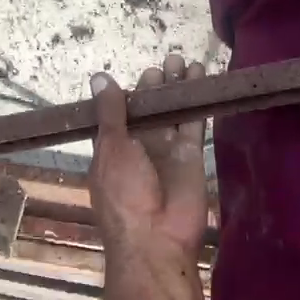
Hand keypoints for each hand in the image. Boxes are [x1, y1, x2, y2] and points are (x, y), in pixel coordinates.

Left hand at [88, 53, 207, 265]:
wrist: (156, 239)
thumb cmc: (124, 194)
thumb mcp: (111, 149)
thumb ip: (111, 112)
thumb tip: (99, 78)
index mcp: (115, 147)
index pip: (123, 111)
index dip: (131, 92)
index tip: (142, 71)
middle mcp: (142, 146)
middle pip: (152, 107)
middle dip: (158, 85)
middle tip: (168, 59)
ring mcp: (168, 149)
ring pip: (174, 110)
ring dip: (178, 87)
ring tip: (183, 60)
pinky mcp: (192, 154)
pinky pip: (194, 121)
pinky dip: (197, 100)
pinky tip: (201, 77)